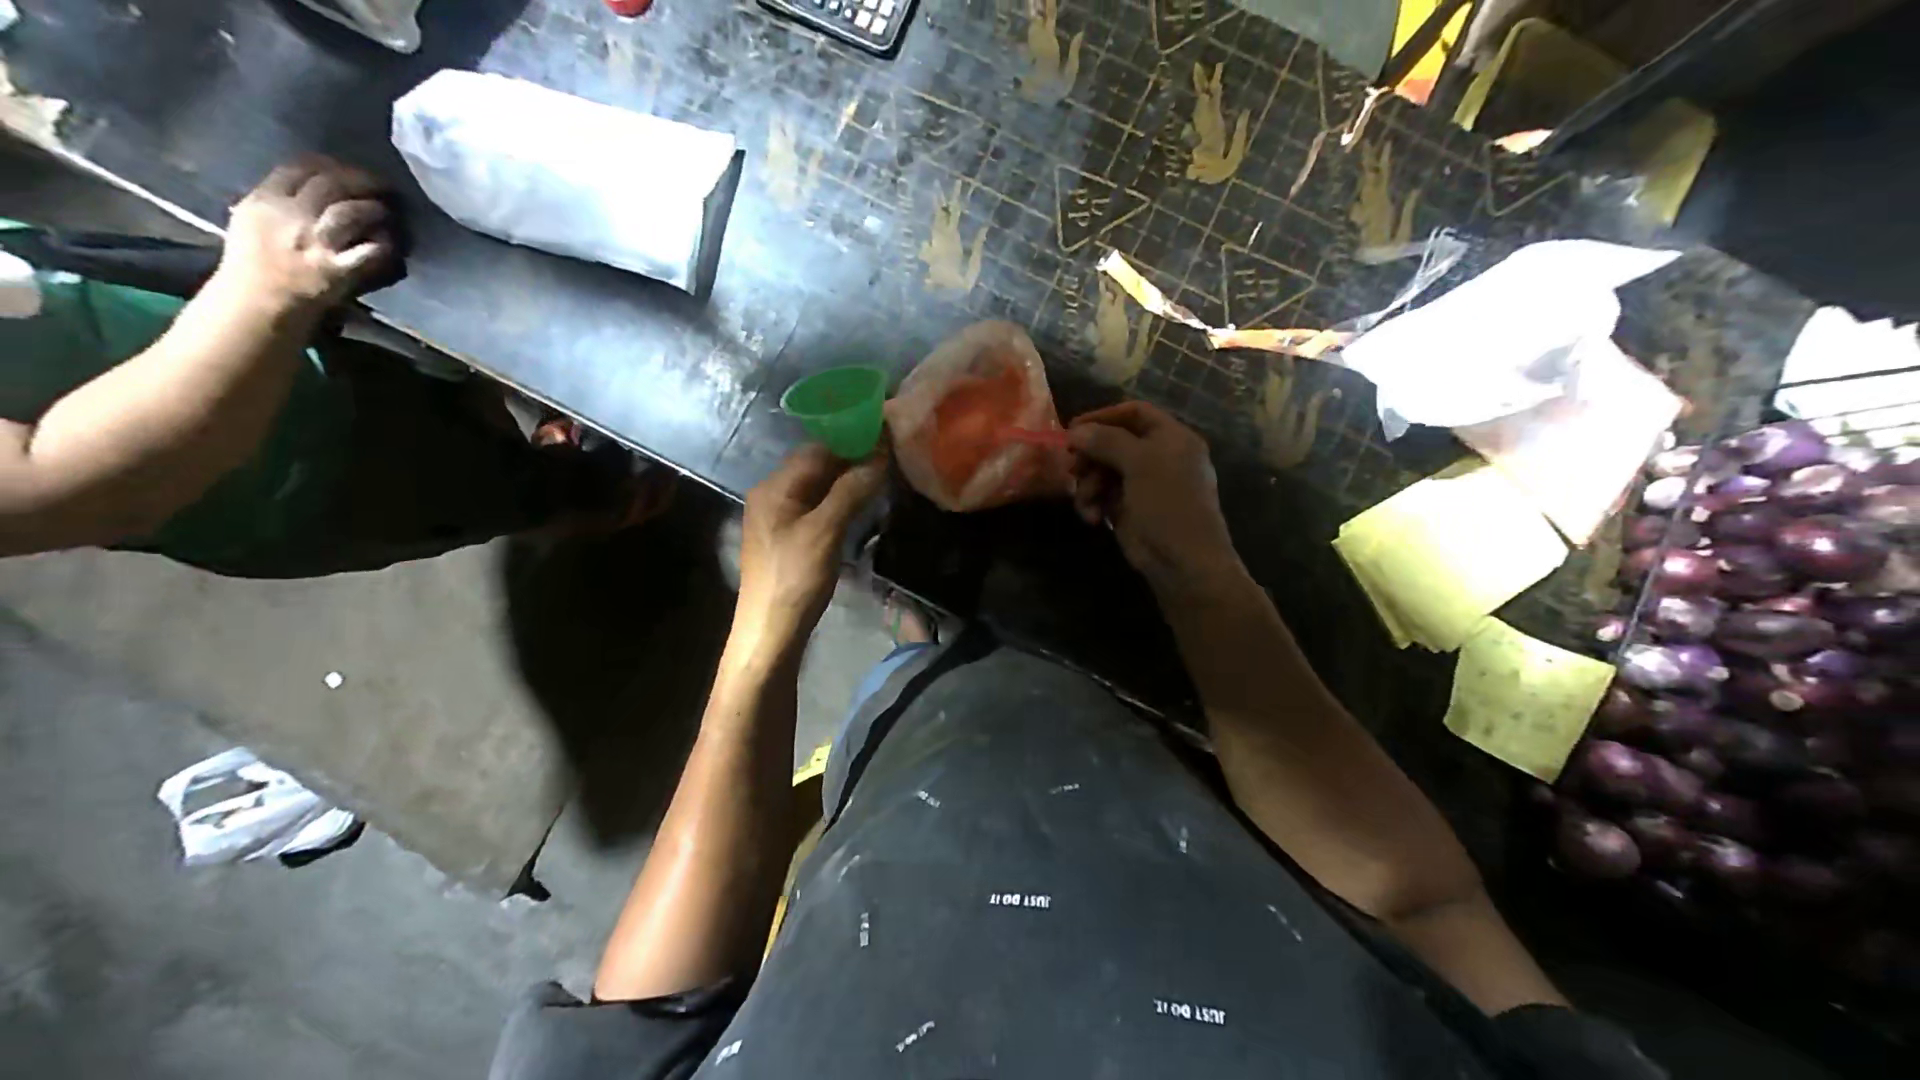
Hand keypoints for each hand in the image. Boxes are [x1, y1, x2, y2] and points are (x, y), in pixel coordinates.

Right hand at [216, 155, 393, 316]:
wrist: (259, 303)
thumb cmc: (256, 262)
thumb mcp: (253, 219)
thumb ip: (278, 198)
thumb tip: (314, 179)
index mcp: (264, 201)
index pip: (298, 168)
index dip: (331, 163)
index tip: (351, 167)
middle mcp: (289, 218)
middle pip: (330, 185)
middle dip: (362, 180)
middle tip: (385, 184)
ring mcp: (315, 245)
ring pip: (350, 213)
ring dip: (375, 209)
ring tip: (388, 211)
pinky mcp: (337, 272)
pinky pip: (369, 251)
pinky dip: (384, 244)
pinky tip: (391, 242)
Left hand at [735, 443, 888, 651]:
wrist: (770, 630)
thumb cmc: (796, 578)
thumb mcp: (826, 532)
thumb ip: (851, 490)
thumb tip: (879, 454)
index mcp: (775, 487)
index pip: (817, 448)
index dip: (851, 438)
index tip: (886, 434)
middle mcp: (771, 493)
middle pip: (815, 464)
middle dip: (851, 456)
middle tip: (890, 454)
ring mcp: (777, 516)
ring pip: (817, 485)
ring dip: (846, 478)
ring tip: (881, 474)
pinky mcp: (786, 535)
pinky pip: (815, 504)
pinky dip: (838, 498)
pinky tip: (860, 502)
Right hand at [1068, 402, 1241, 593]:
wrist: (1183, 561)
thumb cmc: (1168, 503)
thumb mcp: (1140, 463)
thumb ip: (1106, 441)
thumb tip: (1075, 430)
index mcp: (1172, 438)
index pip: (1134, 413)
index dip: (1102, 417)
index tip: (1072, 429)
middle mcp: (1159, 456)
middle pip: (1114, 442)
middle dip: (1091, 455)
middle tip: (1072, 467)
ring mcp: (1143, 484)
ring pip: (1104, 470)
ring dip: (1089, 484)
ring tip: (1086, 500)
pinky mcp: (1129, 508)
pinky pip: (1103, 495)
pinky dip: (1094, 503)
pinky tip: (1093, 517)